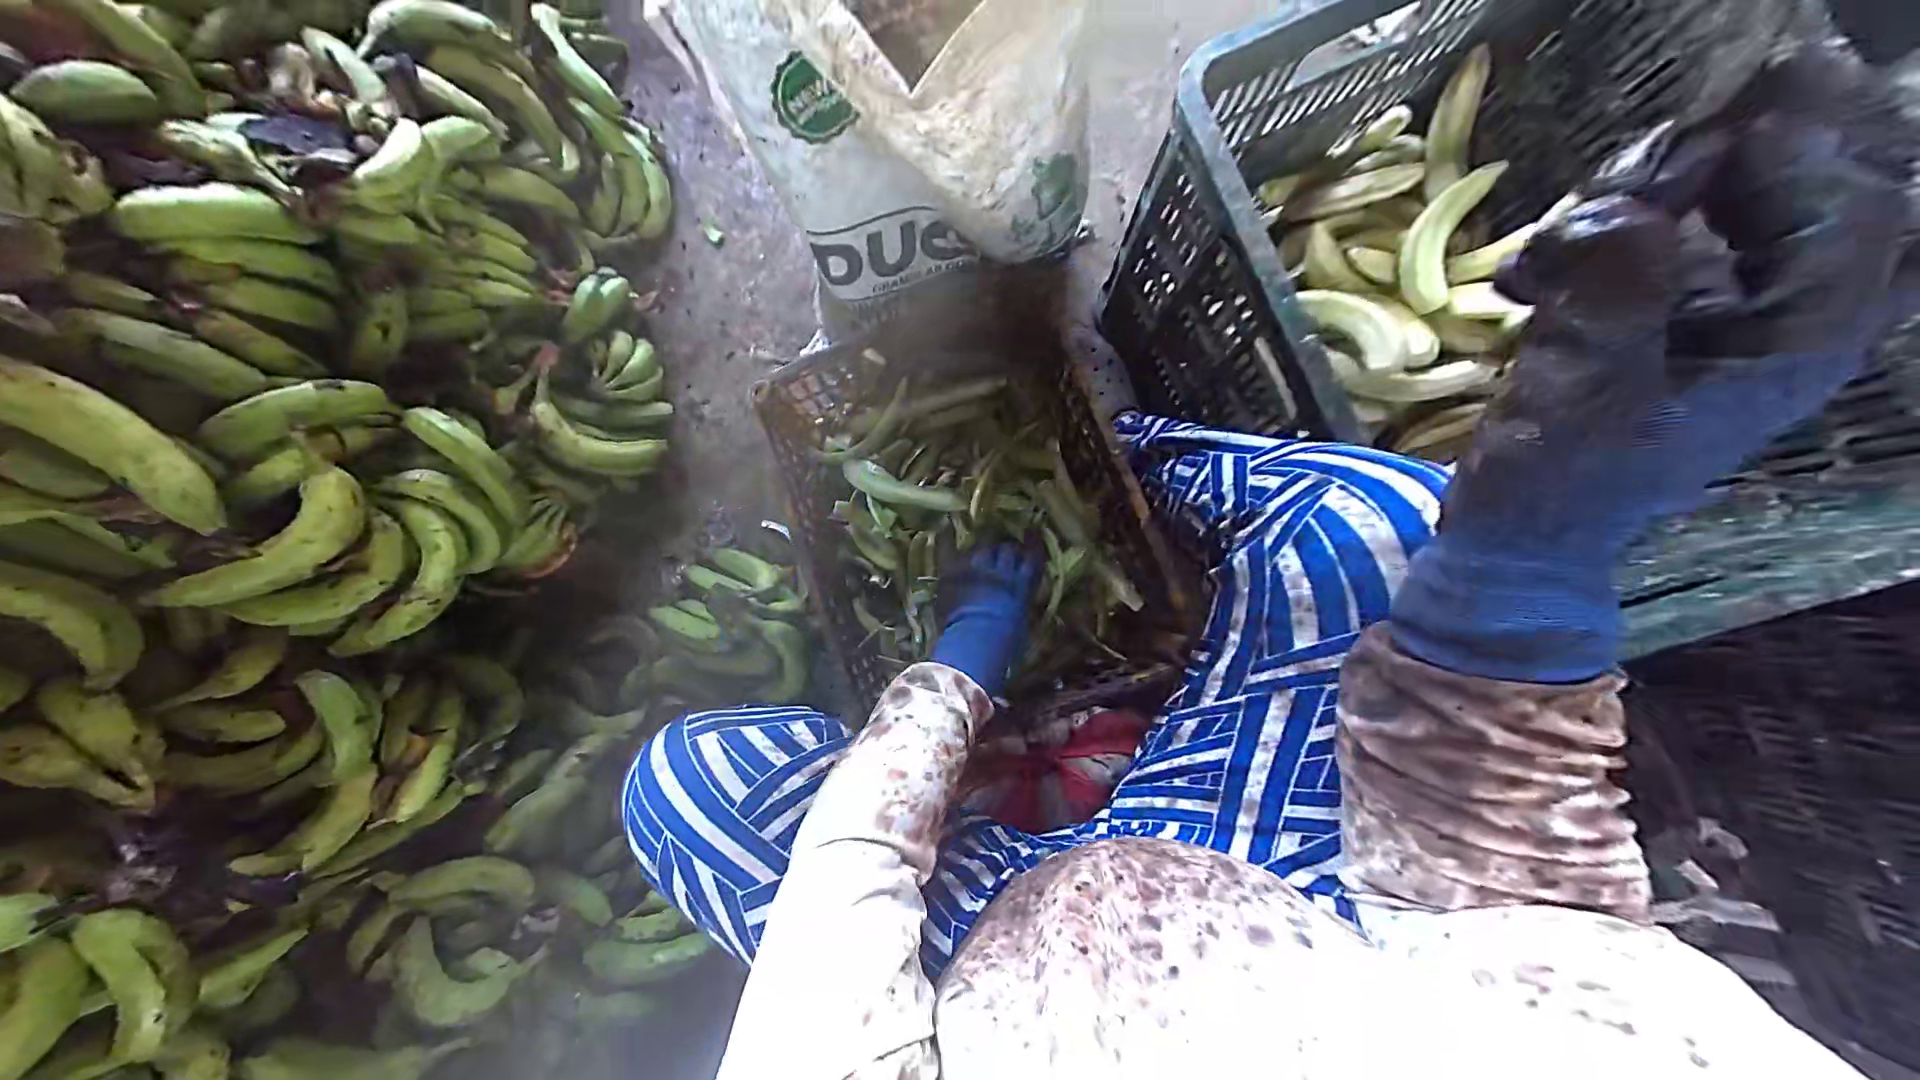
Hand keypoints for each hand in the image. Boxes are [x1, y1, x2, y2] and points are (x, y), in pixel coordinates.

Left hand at [930, 544, 1039, 697]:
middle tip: (1003, 552)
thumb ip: (1021, 604)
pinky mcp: (953, 571)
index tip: (1033, 538)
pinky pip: (951, 549)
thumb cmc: (1004, 645)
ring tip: (979, 553)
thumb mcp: (1022, 624)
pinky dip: (951, 545)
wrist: (976, 642)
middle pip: (1008, 549)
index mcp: (1022, 586)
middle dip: (1006, 549)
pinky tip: (946, 536)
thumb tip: (1020, 600)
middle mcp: (1002, 571)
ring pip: (983, 547)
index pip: (1033, 558)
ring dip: (984, 549)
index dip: (1033, 547)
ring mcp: (977, 569)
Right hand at [1391, 45, 1918, 683]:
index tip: (1730, 88)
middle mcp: (1770, 320)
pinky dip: (1584, 250)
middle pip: (1800, 195)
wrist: (1511, 541)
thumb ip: (1616, 288)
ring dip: (1636, 207)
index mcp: (1795, 340)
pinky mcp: (1638, 333)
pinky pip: (1639, 257)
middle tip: (1648, 154)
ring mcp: (1701, 325)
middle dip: (1727, 161)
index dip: (1799, 139)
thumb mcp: (1583, 388)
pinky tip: (1523, 277)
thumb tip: (1620, 206)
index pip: (1851, 205)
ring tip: (1555, 241)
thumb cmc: (1553, 483)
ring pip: (1709, 220)